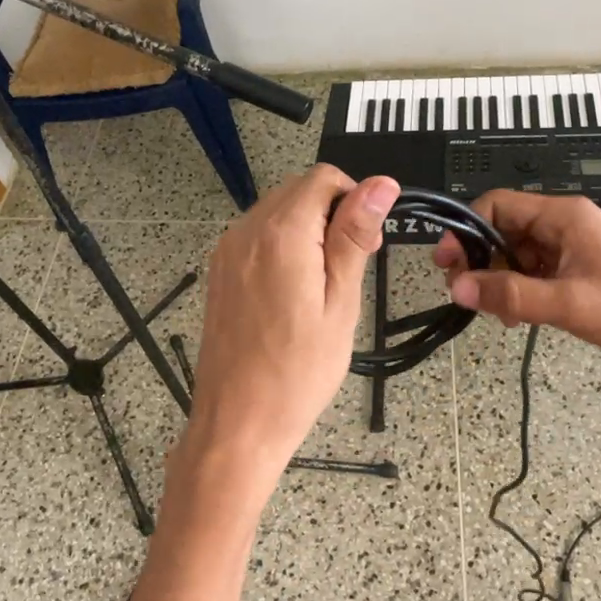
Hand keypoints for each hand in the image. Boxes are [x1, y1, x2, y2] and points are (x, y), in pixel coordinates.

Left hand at [187, 165, 398, 477]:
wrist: (238, 422)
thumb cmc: (298, 372)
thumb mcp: (341, 302)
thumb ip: (355, 235)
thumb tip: (380, 184)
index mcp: (281, 234)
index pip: (324, 178)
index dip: (355, 200)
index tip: (367, 244)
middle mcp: (246, 231)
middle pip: (299, 190)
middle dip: (332, 214)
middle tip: (349, 271)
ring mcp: (227, 250)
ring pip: (278, 211)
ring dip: (308, 230)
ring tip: (323, 287)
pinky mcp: (219, 270)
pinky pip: (258, 236)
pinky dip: (283, 246)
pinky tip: (294, 292)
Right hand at [433, 191, 600, 377]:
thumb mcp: (568, 304)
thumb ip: (510, 295)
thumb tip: (458, 289)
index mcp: (564, 216)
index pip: (497, 205)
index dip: (466, 230)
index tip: (447, 265)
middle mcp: (566, 223)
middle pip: (504, 228)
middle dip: (481, 259)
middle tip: (468, 295)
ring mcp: (575, 246)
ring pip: (519, 252)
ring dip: (501, 278)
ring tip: (499, 313)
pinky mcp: (582, 269)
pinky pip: (538, 270)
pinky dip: (521, 289)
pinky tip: (520, 315)